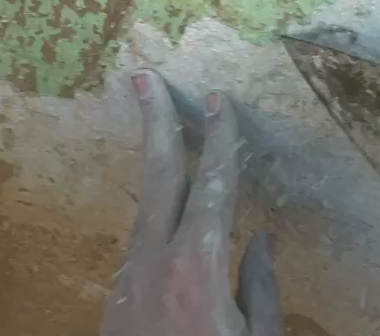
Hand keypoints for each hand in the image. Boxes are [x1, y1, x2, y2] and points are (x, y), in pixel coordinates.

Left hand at [103, 70, 282, 335]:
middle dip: (155, 120)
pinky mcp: (116, 302)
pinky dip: (155, 208)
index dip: (220, 139)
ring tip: (156, 125)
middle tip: (144, 77)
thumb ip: (260, 292)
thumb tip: (262, 242)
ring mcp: (128, 280)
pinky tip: (166, 206)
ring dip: (153, 160)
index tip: (221, 101)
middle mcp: (154, 261)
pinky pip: (141, 240)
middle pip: (157, 173)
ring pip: (145, 203)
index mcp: (197, 267)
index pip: (212, 183)